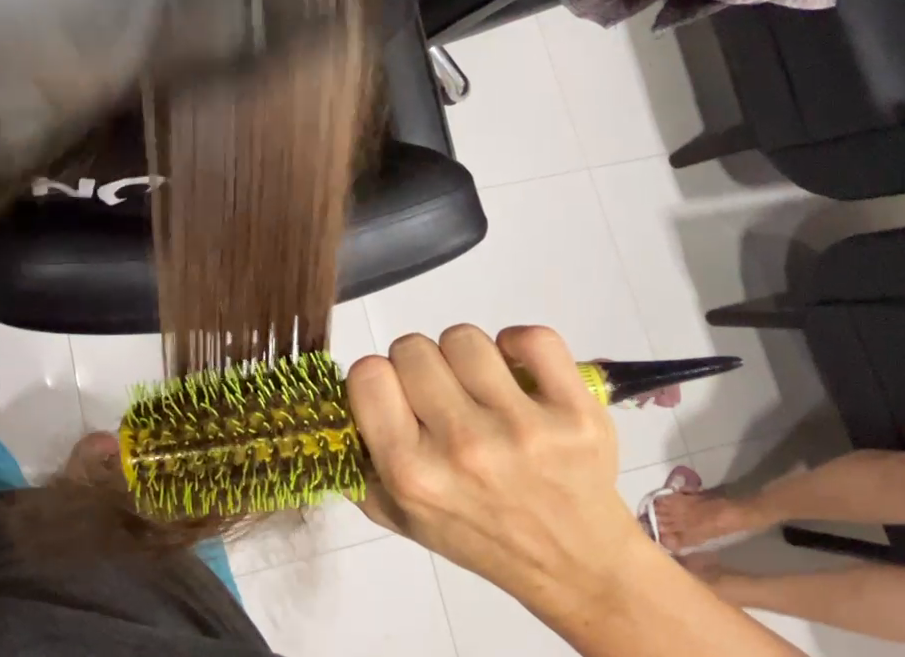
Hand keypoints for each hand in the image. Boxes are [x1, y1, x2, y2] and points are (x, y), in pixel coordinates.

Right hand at [348, 325, 646, 606]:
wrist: (578, 568)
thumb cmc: (478, 535)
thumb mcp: (399, 516)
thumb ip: (355, 462)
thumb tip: (326, 406)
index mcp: (412, 473)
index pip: (367, 373)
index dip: (378, 378)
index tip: (397, 398)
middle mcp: (463, 448)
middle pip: (411, 346)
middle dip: (420, 366)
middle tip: (441, 397)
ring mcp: (524, 428)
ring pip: (464, 337)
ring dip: (466, 357)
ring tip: (482, 389)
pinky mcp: (577, 414)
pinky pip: (532, 337)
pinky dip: (521, 346)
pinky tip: (520, 376)